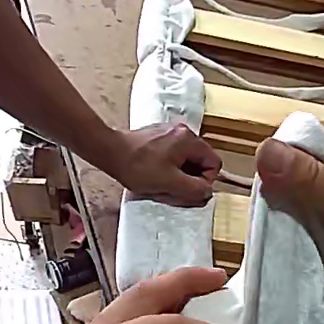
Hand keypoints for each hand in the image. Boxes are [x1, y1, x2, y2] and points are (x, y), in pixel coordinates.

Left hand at [99, 122, 220, 204]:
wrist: (110, 152)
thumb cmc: (137, 167)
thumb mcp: (170, 183)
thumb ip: (194, 189)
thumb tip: (207, 192)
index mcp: (189, 140)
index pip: (213, 163)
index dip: (206, 181)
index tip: (191, 191)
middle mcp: (182, 132)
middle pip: (200, 160)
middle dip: (192, 178)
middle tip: (176, 190)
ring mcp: (169, 133)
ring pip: (186, 159)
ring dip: (180, 174)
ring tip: (164, 183)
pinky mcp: (158, 137)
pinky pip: (173, 155)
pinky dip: (169, 167)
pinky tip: (155, 175)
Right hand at [255, 120, 323, 298]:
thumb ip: (308, 179)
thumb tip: (262, 150)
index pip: (305, 138)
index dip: (285, 165)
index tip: (278, 198)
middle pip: (304, 163)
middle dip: (294, 191)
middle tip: (293, 220)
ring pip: (310, 188)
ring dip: (303, 209)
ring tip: (304, 229)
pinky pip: (321, 205)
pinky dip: (313, 220)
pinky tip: (313, 234)